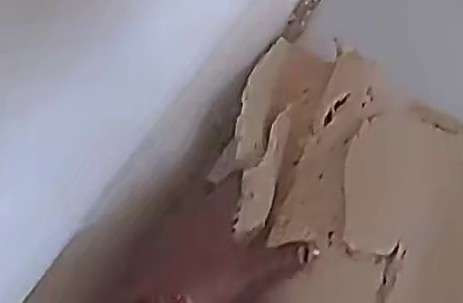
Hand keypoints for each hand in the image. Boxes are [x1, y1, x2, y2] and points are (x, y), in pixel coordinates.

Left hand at [118, 182, 314, 302]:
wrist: (152, 302)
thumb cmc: (203, 280)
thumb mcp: (247, 271)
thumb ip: (279, 259)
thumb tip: (312, 250)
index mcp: (216, 204)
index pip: (235, 179)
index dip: (246, 176)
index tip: (256, 172)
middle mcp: (191, 204)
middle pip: (208, 187)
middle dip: (219, 190)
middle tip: (235, 197)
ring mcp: (167, 222)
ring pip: (187, 205)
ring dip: (198, 209)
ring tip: (211, 221)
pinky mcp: (150, 243)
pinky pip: (169, 227)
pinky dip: (179, 231)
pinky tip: (185, 245)